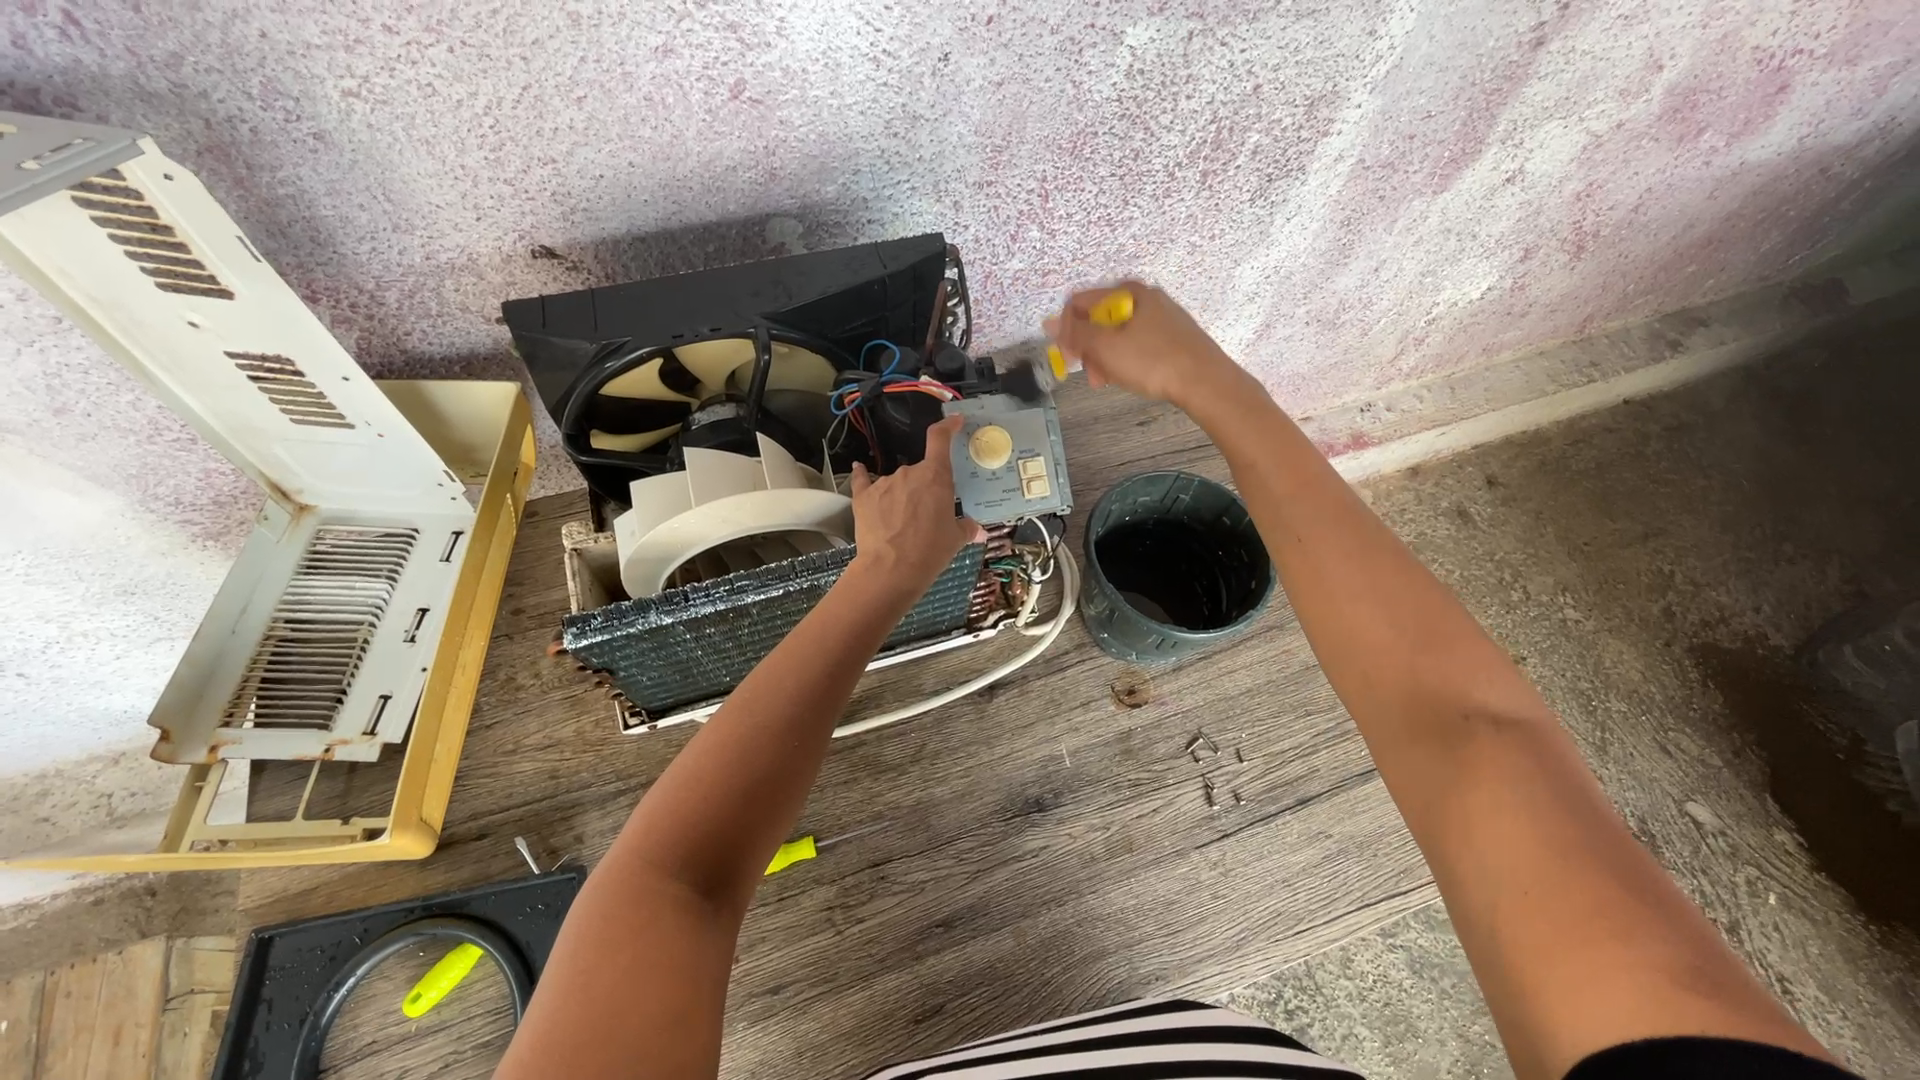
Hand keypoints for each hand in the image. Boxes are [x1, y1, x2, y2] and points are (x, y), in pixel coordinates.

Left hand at [847, 416, 984, 590]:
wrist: (891, 570)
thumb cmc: (930, 552)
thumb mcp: (955, 540)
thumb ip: (966, 528)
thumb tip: (977, 530)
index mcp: (936, 477)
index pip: (940, 439)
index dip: (947, 426)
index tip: (953, 421)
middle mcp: (909, 473)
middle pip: (920, 471)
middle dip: (925, 488)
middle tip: (928, 513)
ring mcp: (884, 483)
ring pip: (897, 482)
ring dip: (902, 495)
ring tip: (902, 523)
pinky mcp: (862, 496)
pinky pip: (863, 479)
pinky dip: (863, 475)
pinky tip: (860, 470)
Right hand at [1042, 280, 1251, 409]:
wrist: (1206, 382)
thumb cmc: (1153, 362)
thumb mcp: (1106, 348)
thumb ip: (1075, 334)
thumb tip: (1049, 322)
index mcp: (1128, 292)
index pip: (1080, 303)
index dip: (1067, 330)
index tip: (1069, 358)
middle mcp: (1145, 296)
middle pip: (1099, 318)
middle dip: (1088, 347)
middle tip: (1091, 375)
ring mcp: (1162, 315)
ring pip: (1118, 333)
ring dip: (1105, 357)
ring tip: (1108, 381)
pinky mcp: (1173, 335)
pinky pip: (1137, 341)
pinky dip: (1125, 358)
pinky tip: (1130, 377)